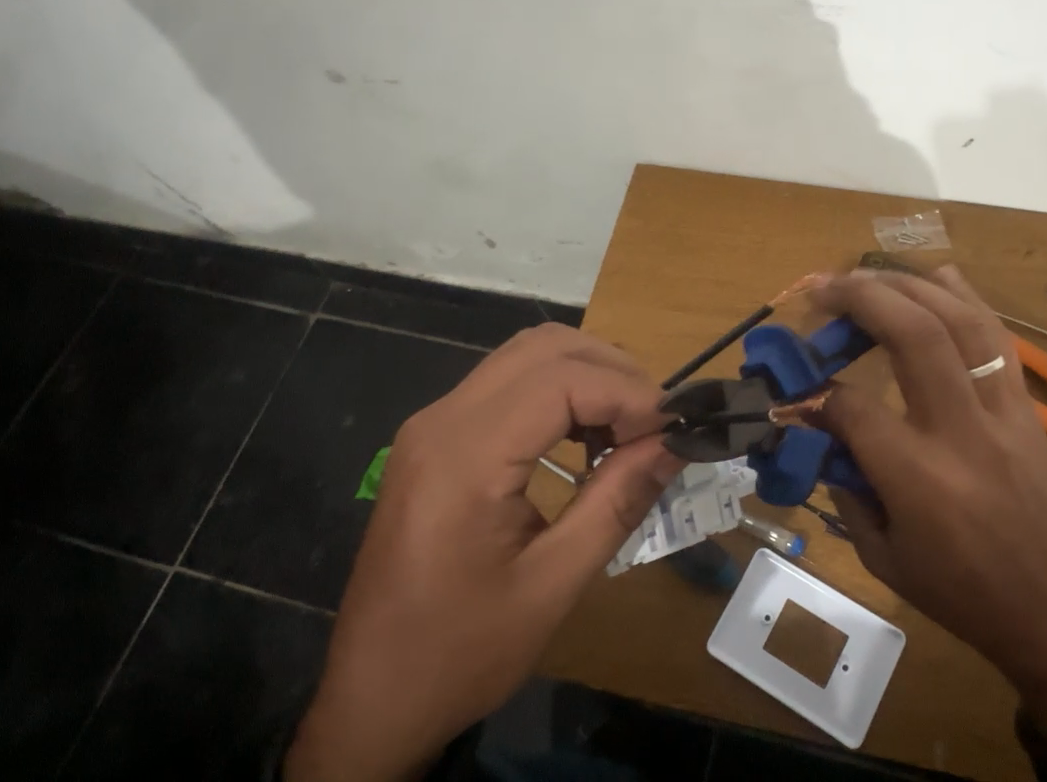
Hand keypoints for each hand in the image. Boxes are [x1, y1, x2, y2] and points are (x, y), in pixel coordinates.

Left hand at [285, 324, 683, 781]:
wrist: (371, 699)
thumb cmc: (461, 654)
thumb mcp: (552, 585)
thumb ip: (617, 502)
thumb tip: (674, 445)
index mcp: (464, 457)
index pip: (561, 380)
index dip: (628, 393)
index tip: (674, 431)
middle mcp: (442, 421)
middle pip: (543, 347)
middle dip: (613, 371)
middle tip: (658, 424)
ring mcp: (432, 426)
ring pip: (524, 356)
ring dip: (587, 375)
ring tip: (630, 428)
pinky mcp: (434, 440)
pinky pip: (506, 386)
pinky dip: (558, 392)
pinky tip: (586, 437)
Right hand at [810, 267, 1046, 751]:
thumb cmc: (963, 597)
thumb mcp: (883, 557)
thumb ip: (847, 488)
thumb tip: (822, 432)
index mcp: (919, 479)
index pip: (855, 406)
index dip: (819, 393)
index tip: (802, 392)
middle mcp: (961, 431)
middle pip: (913, 334)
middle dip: (862, 298)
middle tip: (823, 286)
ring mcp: (1002, 412)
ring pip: (961, 321)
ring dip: (910, 285)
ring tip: (870, 275)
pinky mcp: (1026, 409)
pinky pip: (997, 338)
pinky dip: (965, 298)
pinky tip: (940, 277)